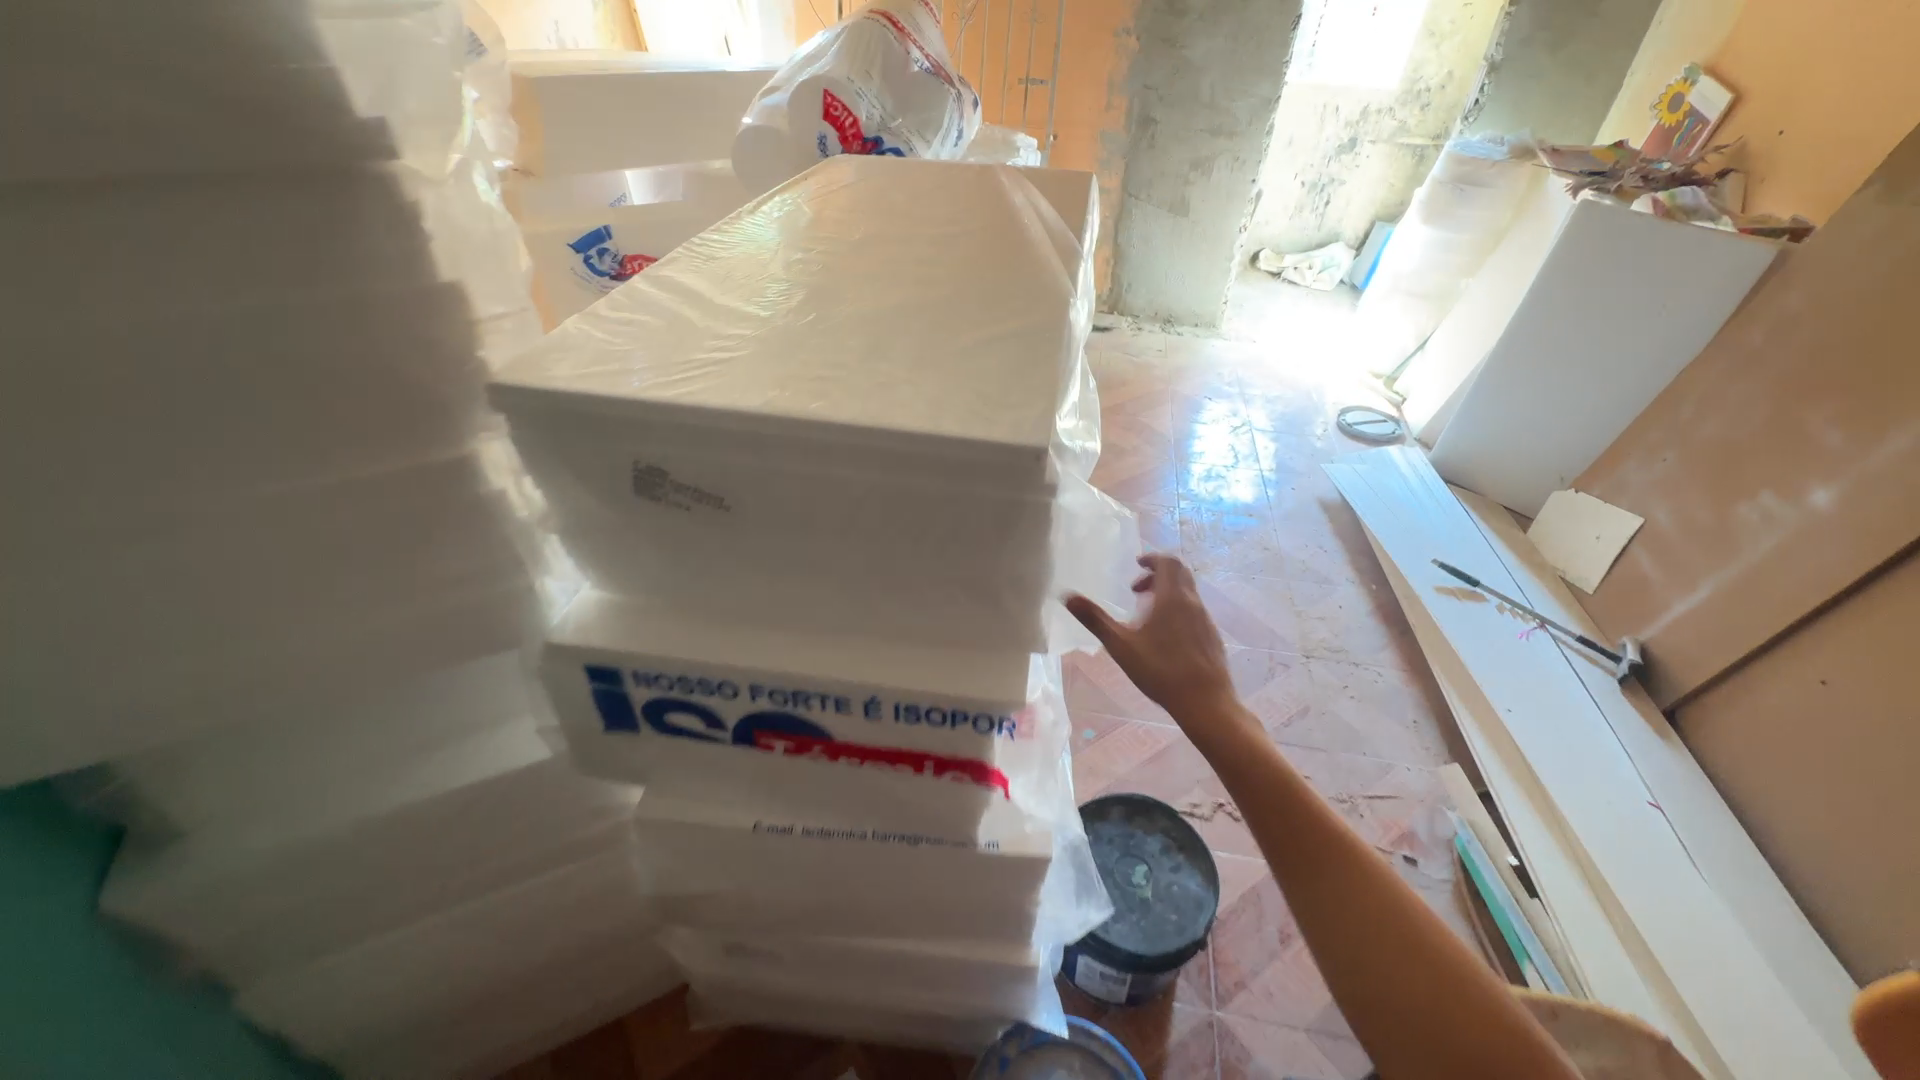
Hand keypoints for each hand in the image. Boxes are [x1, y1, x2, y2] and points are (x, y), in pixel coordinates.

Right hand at [1065, 554, 1240, 726]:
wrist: (1205, 702)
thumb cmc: (1161, 670)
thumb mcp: (1121, 646)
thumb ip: (1095, 620)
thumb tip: (1068, 597)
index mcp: (1172, 598)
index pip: (1168, 562)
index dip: (1152, 559)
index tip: (1137, 564)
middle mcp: (1193, 603)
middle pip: (1180, 573)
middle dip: (1158, 574)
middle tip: (1137, 589)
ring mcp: (1206, 620)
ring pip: (1188, 593)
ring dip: (1168, 593)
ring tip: (1147, 615)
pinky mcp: (1212, 637)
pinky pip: (1194, 611)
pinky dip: (1178, 610)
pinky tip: (1166, 637)